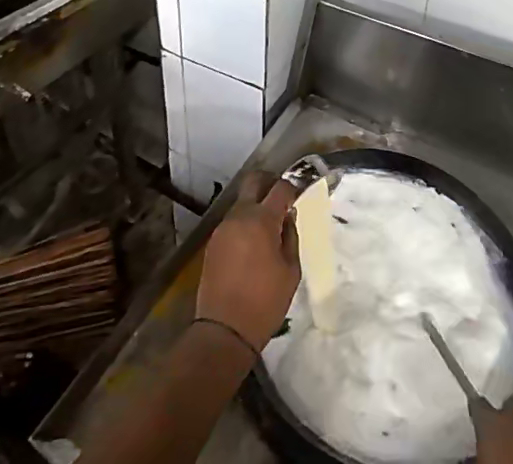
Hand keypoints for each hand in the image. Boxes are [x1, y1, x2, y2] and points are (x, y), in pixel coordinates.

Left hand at [196, 171, 300, 349]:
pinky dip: (245, 224)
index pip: (280, 188)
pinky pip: (233, 222)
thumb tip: (288, 217)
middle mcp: (239, 217)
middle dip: (270, 183)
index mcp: (261, 220)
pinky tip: (254, 244)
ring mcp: (222, 229)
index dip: (293, 189)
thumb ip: (290, 236)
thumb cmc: (265, 301)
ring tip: (269, 228)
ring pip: (242, 202)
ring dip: (256, 206)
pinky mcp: (212, 244)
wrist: (224, 331)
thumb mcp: (291, 269)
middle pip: (253, 182)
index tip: (300, 197)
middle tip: (283, 199)